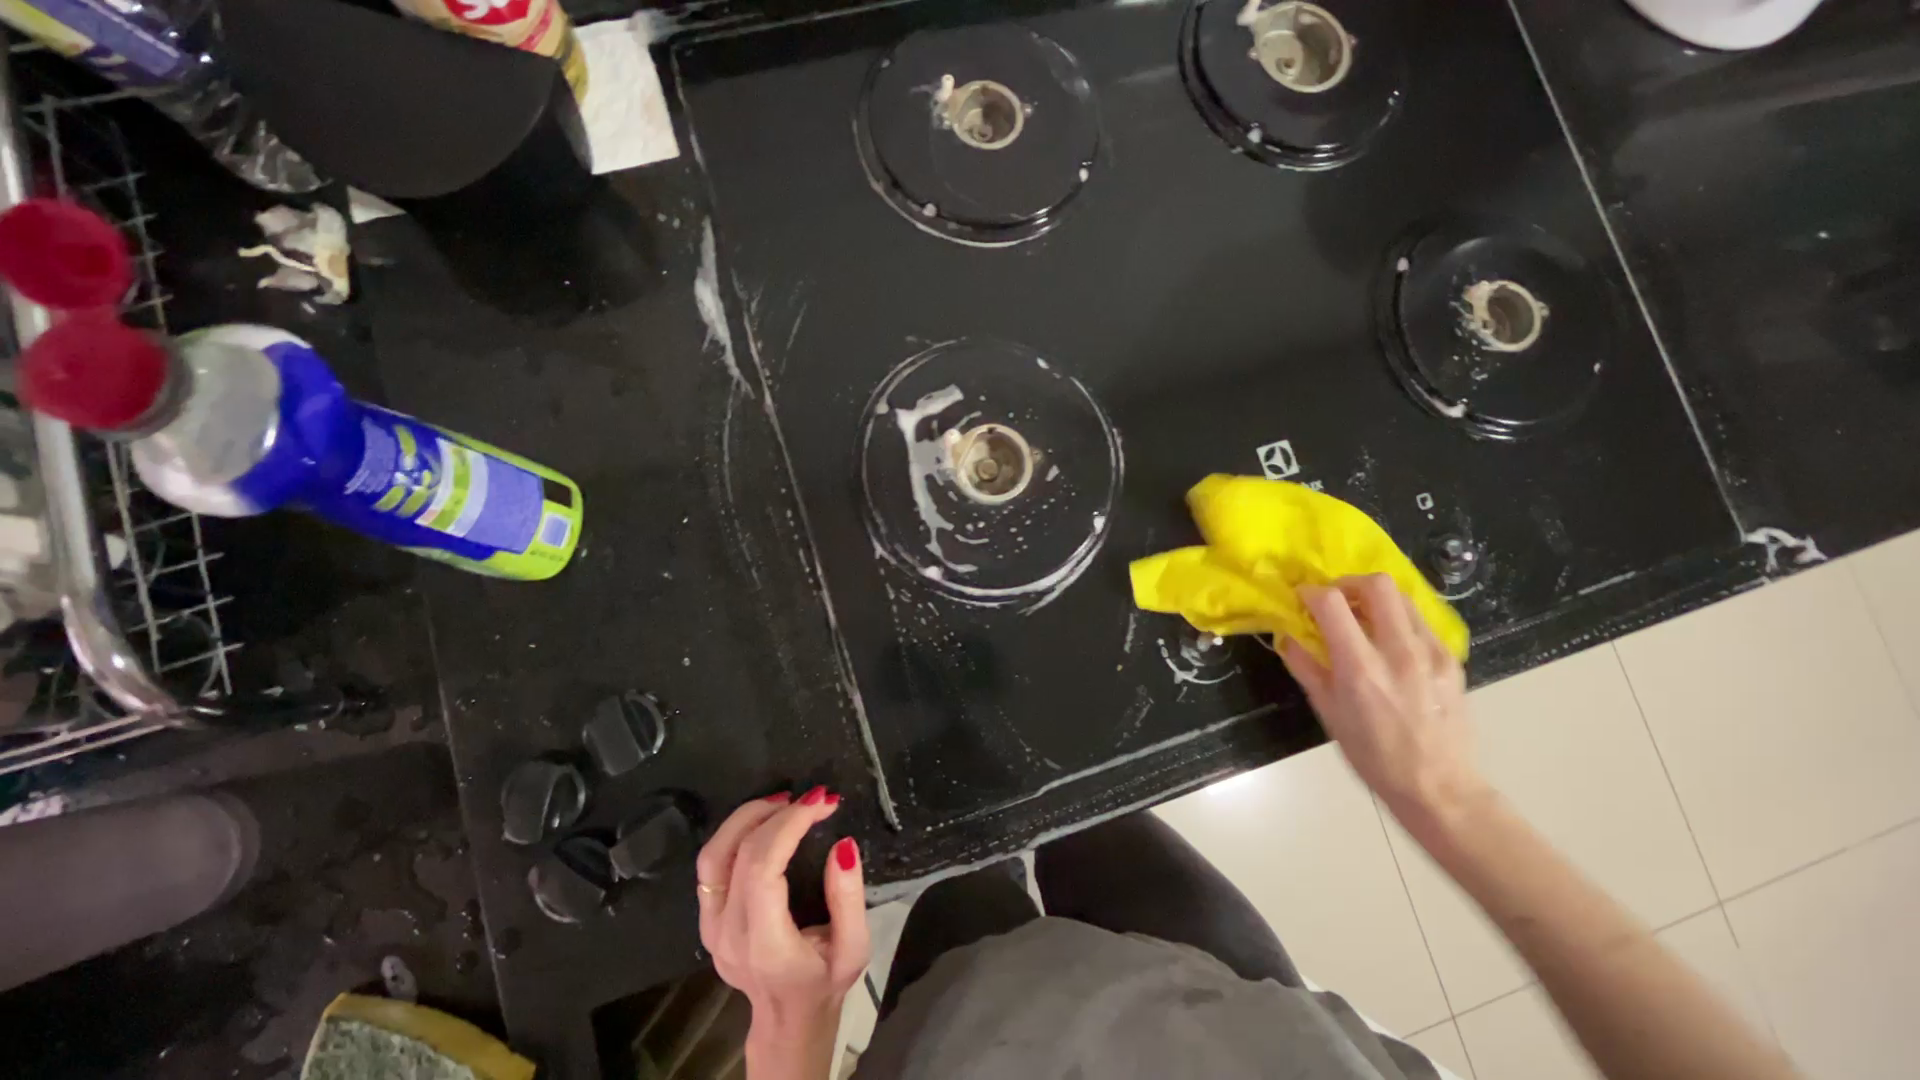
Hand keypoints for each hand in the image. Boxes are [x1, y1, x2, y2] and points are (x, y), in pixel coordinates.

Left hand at [696, 787, 867, 1076]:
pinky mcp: (706, 920)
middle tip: (813, 797)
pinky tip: (764, 822)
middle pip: (737, 853)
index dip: (789, 825)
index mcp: (765, 943)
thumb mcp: (854, 949)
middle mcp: (728, 932)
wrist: (788, 1021)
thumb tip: (843, 846)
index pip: (763, 868)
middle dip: (777, 813)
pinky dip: (735, 834)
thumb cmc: (825, 983)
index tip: (822, 803)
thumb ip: (848, 899)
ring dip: (747, 817)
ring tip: (784, 800)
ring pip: (712, 855)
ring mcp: (710, 927)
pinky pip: (710, 866)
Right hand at [1278, 574, 1487, 828]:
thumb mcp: (1328, 713)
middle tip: (1336, 601)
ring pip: (1403, 598)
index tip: (1303, 599)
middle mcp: (1399, 652)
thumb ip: (1306, 668)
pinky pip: (1421, 623)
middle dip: (1349, 583)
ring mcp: (1432, 653)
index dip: (1312, 592)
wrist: (1437, 785)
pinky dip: (1398, 622)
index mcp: (1361, 668)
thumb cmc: (1372, 755)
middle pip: (1377, 584)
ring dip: (1375, 600)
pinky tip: (1390, 646)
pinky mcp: (1451, 659)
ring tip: (1362, 621)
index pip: (1332, 603)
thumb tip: (1287, 636)